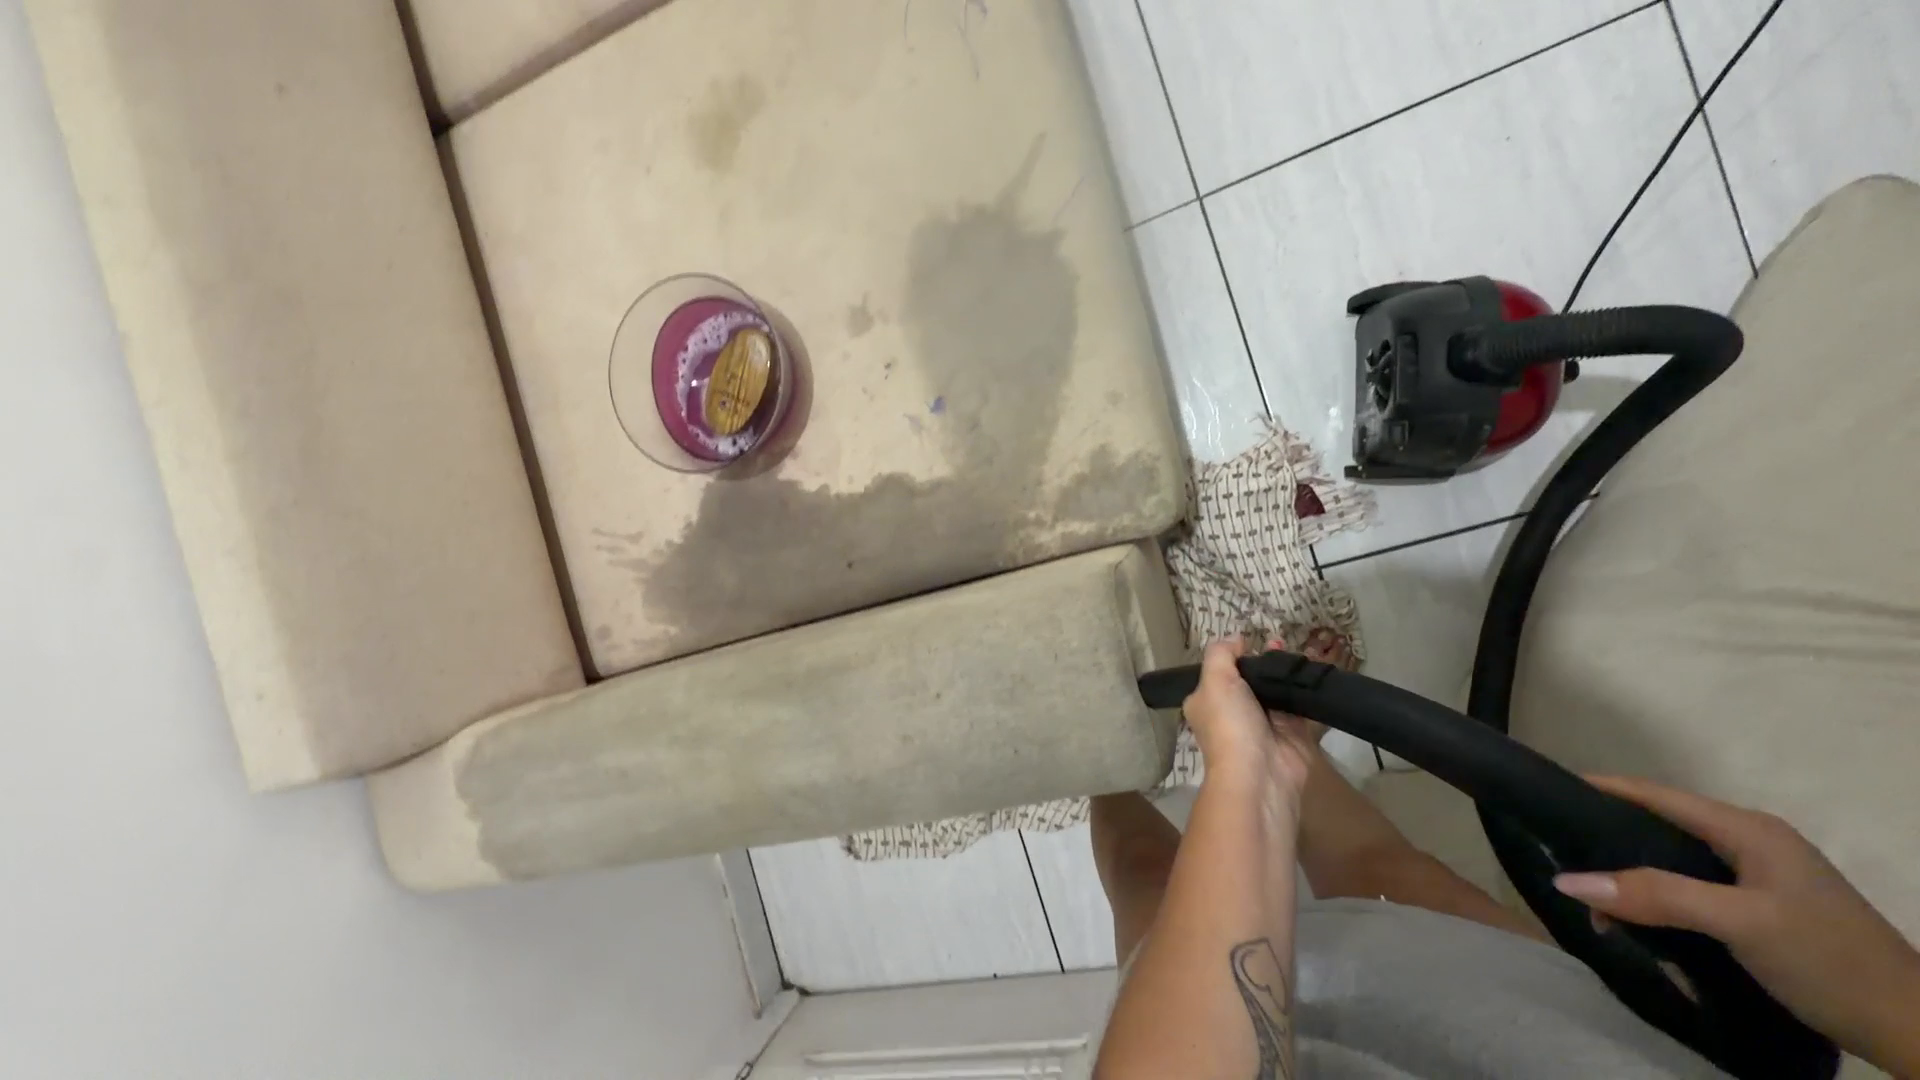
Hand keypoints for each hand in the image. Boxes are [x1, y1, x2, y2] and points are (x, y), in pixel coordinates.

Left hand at [1183, 638, 1317, 799]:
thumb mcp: (1214, 681)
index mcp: (1207, 701)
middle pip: (1251, 678)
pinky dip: (1308, 686)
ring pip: (1277, 688)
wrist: (1260, 775)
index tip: (1252, 640)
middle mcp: (1233, 711)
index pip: (1219, 671)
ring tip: (1301, 649)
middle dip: (1265, 659)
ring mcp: (1264, 721)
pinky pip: (1301, 702)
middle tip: (1281, 641)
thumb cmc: (1229, 724)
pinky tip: (1316, 667)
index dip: (1234, 654)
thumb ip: (1220, 654)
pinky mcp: (1293, 731)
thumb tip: (1235, 638)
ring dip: (1288, 670)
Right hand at [1553, 776, 1919, 1075]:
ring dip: (1630, 880)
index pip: (1655, 793)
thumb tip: (1566, 880)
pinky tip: (1637, 923)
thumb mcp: (1738, 923)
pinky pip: (1689, 889)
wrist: (1917, 1031)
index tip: (1544, 792)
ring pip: (1671, 862)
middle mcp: (1750, 841)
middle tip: (1557, 857)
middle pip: (1658, 826)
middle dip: (1606, 841)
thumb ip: (1654, 895)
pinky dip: (1656, 900)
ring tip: (1591, 903)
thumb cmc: (1828, 960)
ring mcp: (1759, 877)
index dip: (1599, 788)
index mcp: (1747, 828)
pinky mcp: (1761, 910)